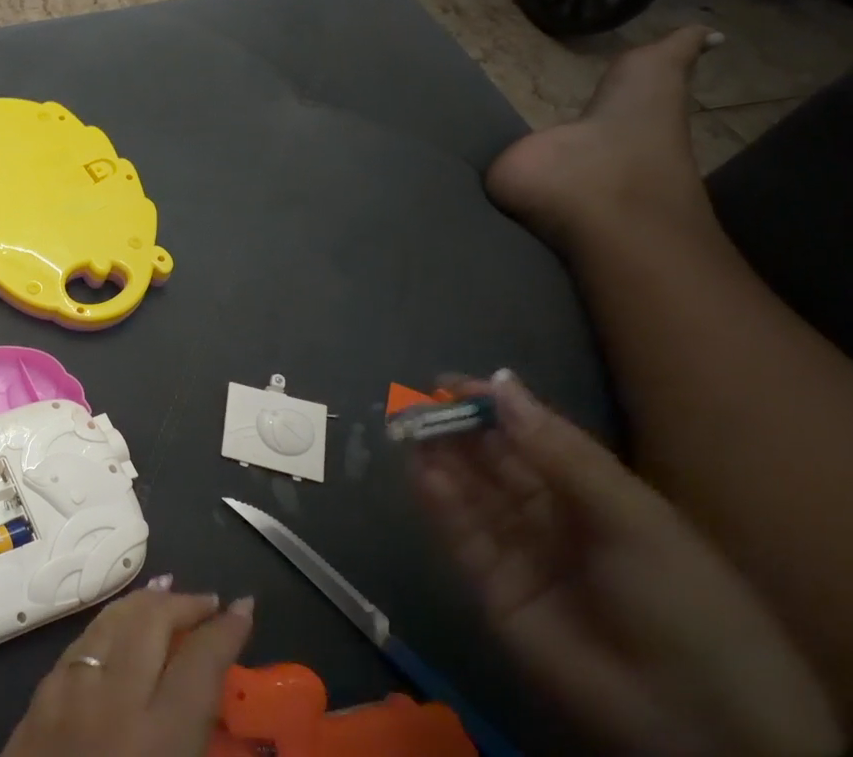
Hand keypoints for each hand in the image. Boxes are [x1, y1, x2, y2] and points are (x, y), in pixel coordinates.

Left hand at [0, 580, 253, 756]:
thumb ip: (197, 744)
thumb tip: (209, 718)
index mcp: (159, 734)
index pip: (201, 662)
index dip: (227, 631)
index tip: (246, 609)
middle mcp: (114, 697)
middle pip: (151, 625)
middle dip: (184, 605)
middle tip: (209, 602)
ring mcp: (69, 689)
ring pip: (110, 623)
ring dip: (142, 604)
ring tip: (166, 594)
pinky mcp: (38, 697)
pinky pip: (80, 644)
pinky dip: (106, 625)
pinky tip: (115, 628)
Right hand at [412, 371, 843, 756]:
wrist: (691, 714)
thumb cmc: (683, 600)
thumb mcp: (632, 516)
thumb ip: (558, 453)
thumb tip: (500, 385)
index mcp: (603, 497)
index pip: (537, 440)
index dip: (498, 410)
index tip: (452, 383)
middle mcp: (557, 519)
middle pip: (497, 464)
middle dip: (459, 431)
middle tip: (418, 403)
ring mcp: (522, 553)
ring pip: (472, 495)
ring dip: (440, 461)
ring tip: (406, 430)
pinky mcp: (491, 586)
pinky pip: (461, 536)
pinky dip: (438, 503)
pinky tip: (420, 473)